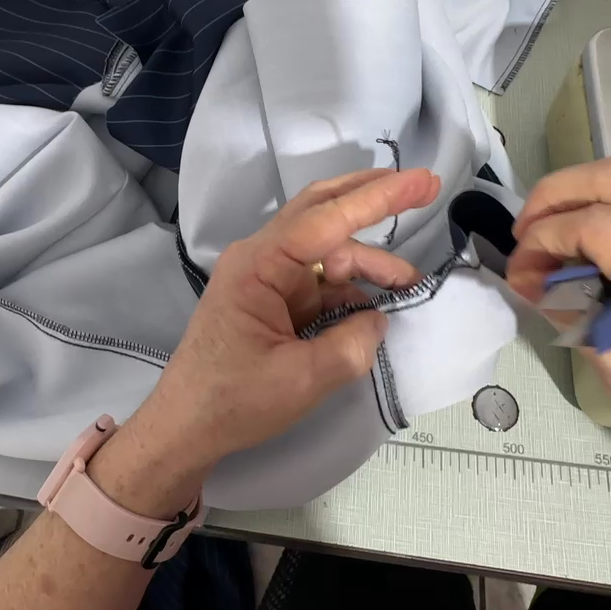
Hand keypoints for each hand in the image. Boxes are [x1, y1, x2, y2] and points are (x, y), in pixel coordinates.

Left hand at [96, 168, 441, 511]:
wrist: (185, 427)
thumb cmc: (232, 400)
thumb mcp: (301, 379)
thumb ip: (350, 346)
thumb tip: (379, 320)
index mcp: (258, 265)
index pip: (325, 217)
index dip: (377, 198)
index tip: (422, 181)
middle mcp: (261, 258)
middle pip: (322, 212)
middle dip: (373, 199)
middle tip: (425, 188)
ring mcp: (267, 278)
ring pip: (327, 250)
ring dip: (369, 263)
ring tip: (411, 285)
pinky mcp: (274, 300)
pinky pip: (320, 281)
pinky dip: (352, 289)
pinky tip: (378, 307)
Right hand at [505, 156, 610, 489]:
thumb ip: (580, 324)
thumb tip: (533, 282)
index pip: (602, 228)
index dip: (546, 238)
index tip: (522, 272)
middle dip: (556, 194)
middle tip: (525, 233)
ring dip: (578, 200)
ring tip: (550, 243)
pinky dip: (606, 214)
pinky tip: (590, 254)